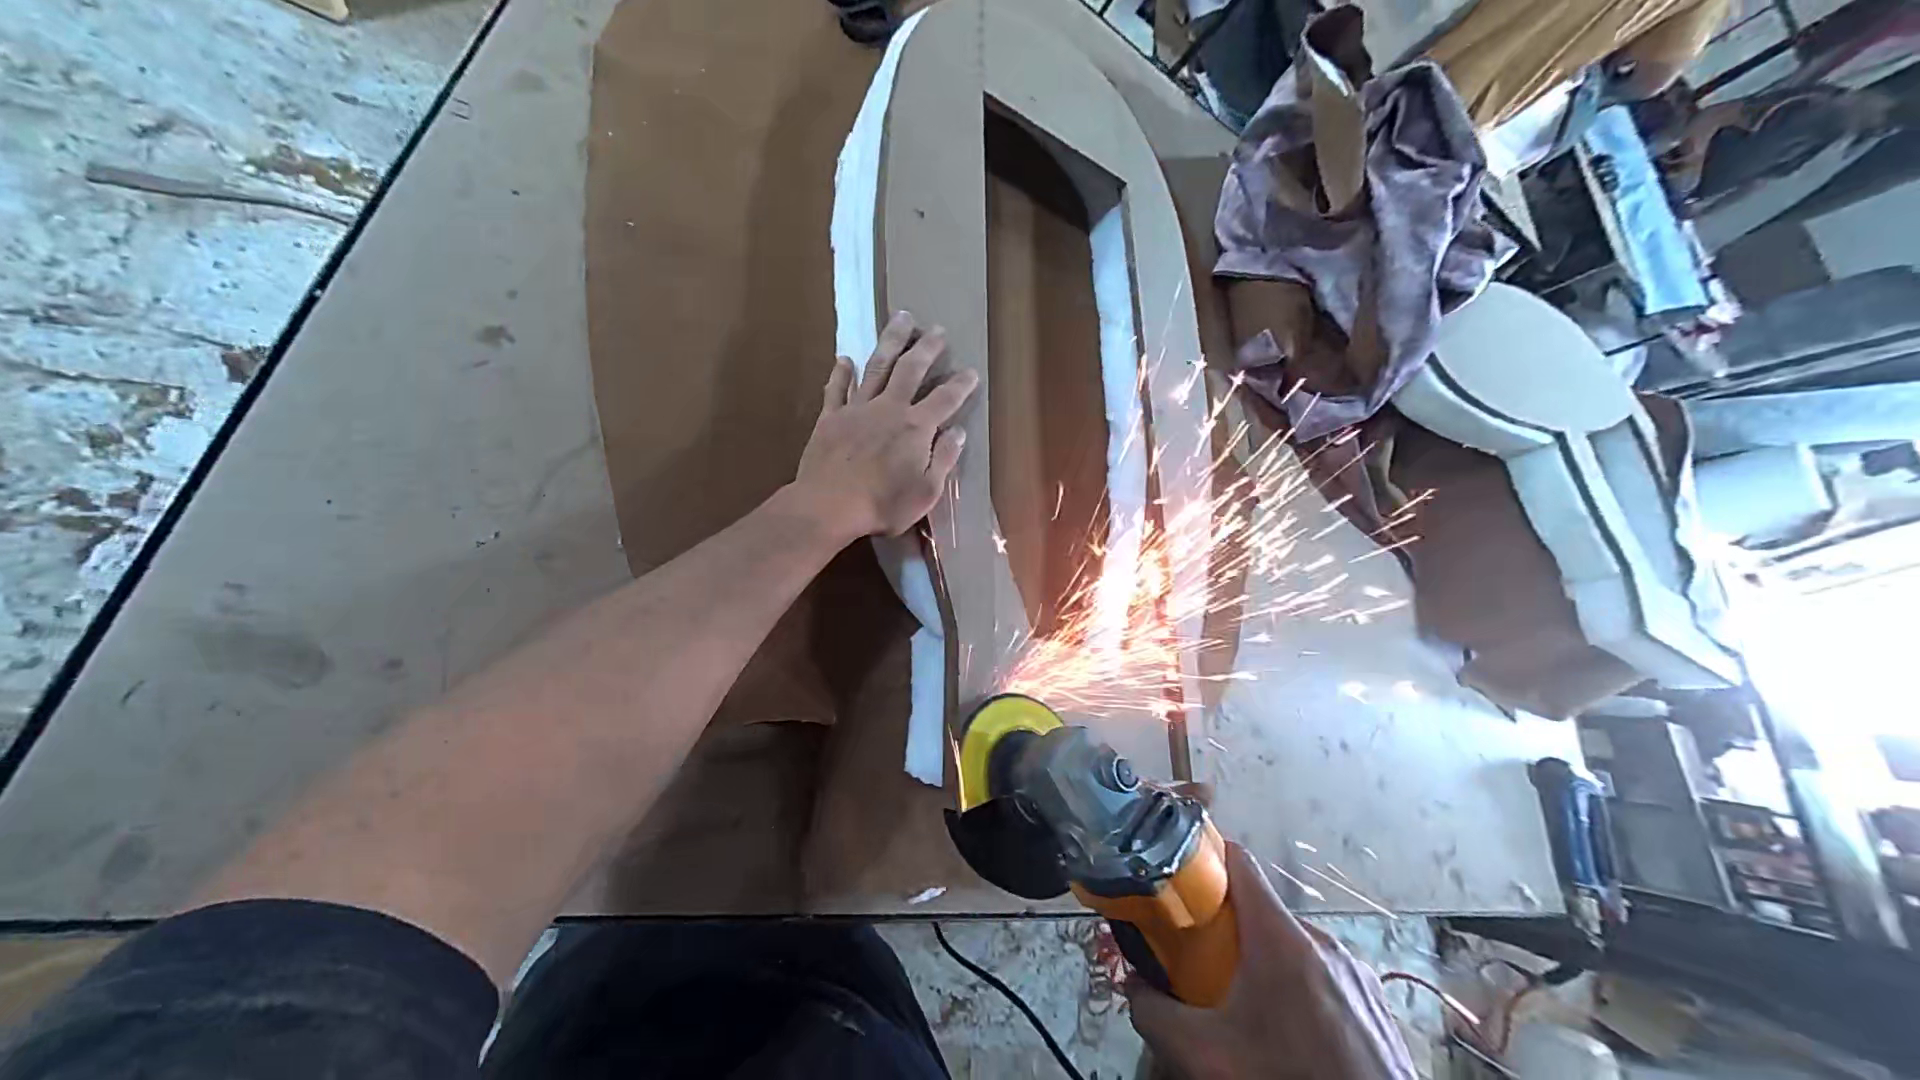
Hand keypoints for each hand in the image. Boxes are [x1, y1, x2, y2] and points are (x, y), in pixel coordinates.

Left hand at [792, 311, 978, 539]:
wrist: (828, 506)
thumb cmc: (883, 505)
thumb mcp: (926, 492)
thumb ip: (944, 459)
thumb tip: (957, 431)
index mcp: (916, 428)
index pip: (945, 399)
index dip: (961, 385)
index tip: (971, 371)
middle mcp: (889, 408)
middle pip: (911, 369)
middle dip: (927, 348)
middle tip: (937, 329)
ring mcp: (857, 409)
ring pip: (876, 367)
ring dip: (890, 342)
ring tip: (901, 319)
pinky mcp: (830, 417)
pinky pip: (836, 389)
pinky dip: (841, 372)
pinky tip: (844, 358)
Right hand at [1126, 844, 1417, 1079]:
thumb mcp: (1206, 1056)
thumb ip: (1155, 1013)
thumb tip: (1133, 985)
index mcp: (1281, 938)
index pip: (1238, 860)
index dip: (1203, 860)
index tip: (1176, 884)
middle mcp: (1321, 940)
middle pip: (1258, 910)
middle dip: (1224, 930)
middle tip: (1200, 969)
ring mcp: (1354, 971)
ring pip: (1290, 945)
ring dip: (1261, 964)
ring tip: (1245, 1012)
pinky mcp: (1375, 1002)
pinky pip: (1322, 975)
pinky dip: (1297, 989)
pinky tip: (1290, 1035)